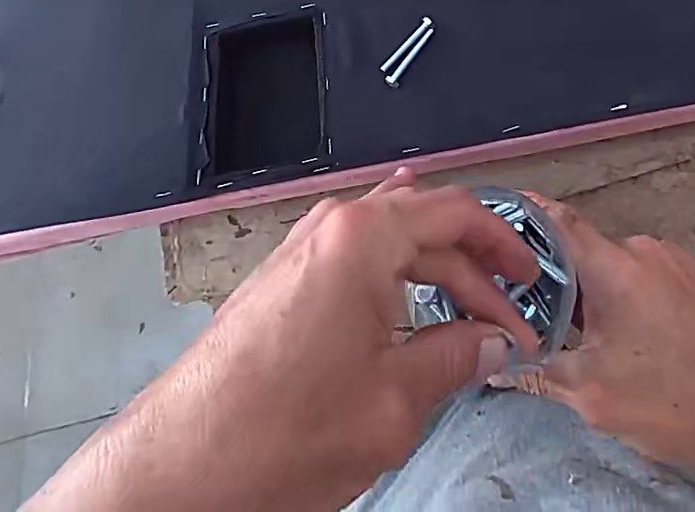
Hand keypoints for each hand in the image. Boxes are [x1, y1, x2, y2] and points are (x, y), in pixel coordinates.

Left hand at [27, 169, 540, 510]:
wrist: (163, 480)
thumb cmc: (282, 437)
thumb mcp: (392, 403)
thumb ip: (457, 358)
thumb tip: (499, 343)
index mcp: (367, 236)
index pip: (458, 215)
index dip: (505, 246)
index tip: (531, 281)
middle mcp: (337, 224)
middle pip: (429, 225)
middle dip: (476, 267)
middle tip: (509, 314)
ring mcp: (305, 244)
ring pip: (395, 236)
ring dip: (438, 266)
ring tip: (474, 293)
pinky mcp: (286, 273)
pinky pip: (360, 249)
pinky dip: (399, 259)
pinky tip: (410, 257)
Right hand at [514, 196, 694, 511]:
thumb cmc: (674, 403)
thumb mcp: (594, 394)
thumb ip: (539, 373)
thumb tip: (498, 367)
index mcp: (617, 267)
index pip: (562, 222)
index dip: (529, 212)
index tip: (501, 208)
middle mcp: (643, 250)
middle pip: (584, 250)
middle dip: (556, 279)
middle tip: (530, 312)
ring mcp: (671, 261)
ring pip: (612, 266)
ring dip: (590, 293)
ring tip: (577, 336)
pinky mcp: (688, 276)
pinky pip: (638, 274)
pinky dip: (619, 295)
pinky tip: (620, 336)